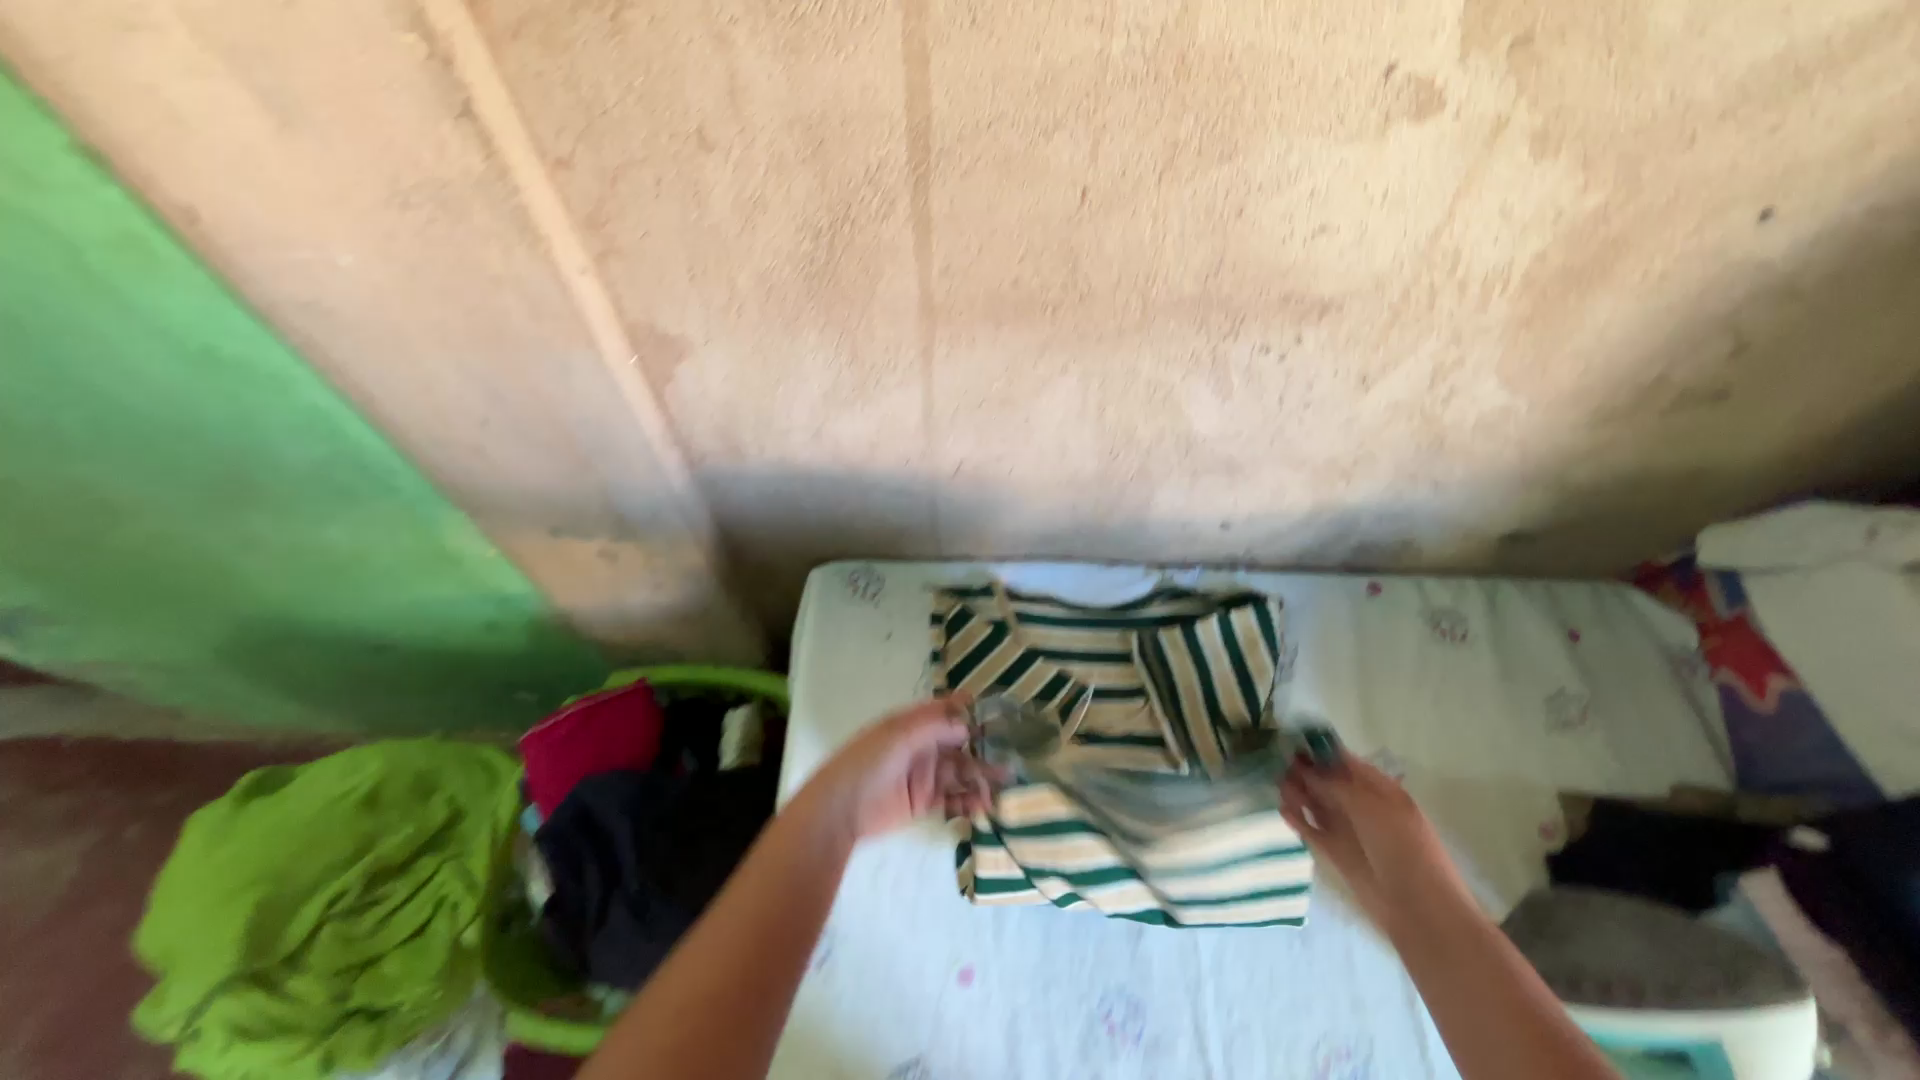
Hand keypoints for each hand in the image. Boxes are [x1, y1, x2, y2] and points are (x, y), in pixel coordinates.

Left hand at [797, 695, 995, 841]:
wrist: (840, 811)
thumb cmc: (866, 764)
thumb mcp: (898, 736)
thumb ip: (934, 727)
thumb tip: (966, 724)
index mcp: (911, 725)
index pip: (945, 711)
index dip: (970, 710)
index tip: (999, 712)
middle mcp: (920, 746)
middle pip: (959, 744)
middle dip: (984, 748)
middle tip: (1012, 755)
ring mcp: (922, 775)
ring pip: (959, 772)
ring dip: (981, 777)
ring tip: (1005, 785)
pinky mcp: (923, 802)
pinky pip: (952, 798)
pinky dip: (968, 800)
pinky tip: (984, 805)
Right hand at [1278, 756, 1476, 936]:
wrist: (1418, 907)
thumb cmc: (1403, 848)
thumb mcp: (1373, 808)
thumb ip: (1337, 785)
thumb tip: (1306, 767)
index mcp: (1379, 790)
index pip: (1346, 762)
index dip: (1321, 750)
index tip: (1291, 738)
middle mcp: (1361, 805)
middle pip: (1327, 780)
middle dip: (1304, 769)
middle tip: (1274, 758)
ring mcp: (1347, 829)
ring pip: (1316, 803)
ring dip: (1298, 792)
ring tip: (1276, 782)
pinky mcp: (1334, 852)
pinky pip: (1311, 830)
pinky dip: (1297, 819)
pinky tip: (1282, 809)